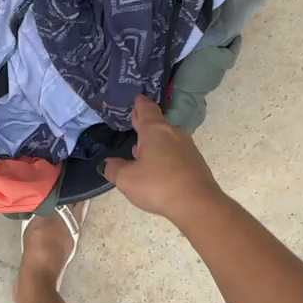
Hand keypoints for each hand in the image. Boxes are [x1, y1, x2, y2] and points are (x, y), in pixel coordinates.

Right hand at [100, 96, 227, 222]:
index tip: (137, 99)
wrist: (195, 202)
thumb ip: (114, 169)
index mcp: (155, 131)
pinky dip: (164, 155)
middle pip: (157, 124)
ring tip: (141, 149)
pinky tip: (157, 167)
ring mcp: (186, 147)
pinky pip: (175, 153)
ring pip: (166, 139)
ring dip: (154, 142)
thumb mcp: (126, 179)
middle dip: (145, 124)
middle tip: (135, 122)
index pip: (147, 110)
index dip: (140, 105)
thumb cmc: (157, 185)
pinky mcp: (194, 163)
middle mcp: (173, 133)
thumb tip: (107, 163)